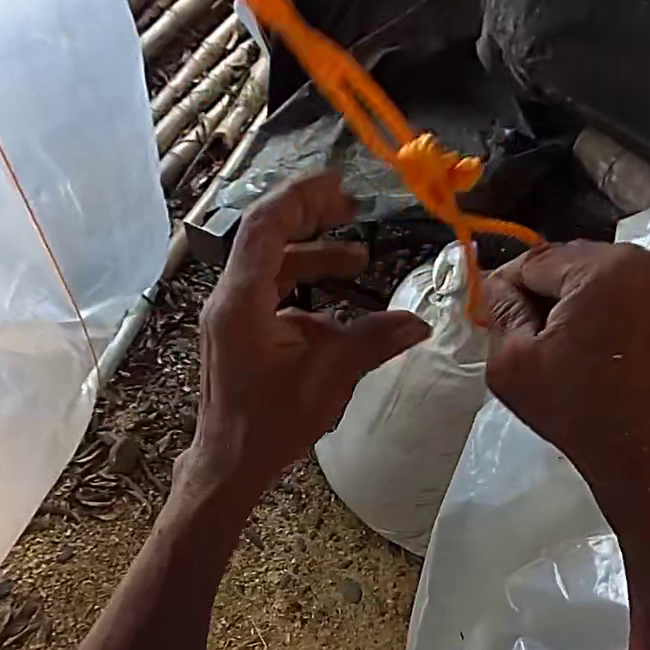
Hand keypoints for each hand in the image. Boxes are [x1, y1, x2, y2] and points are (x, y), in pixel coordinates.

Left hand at [182, 171, 431, 498]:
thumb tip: (418, 323)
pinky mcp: (238, 333)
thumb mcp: (329, 379)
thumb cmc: (269, 425)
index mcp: (242, 302)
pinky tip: (336, 308)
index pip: (266, 226)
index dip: (304, 197)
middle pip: (267, 238)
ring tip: (357, 259)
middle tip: (352, 211)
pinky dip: (303, 289)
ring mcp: (231, 316)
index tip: (341, 187)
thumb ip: (374, 342)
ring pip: (271, 268)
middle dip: (312, 220)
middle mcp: (230, 300)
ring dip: (312, 257)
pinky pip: (271, 295)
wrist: (230, 463)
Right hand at [483, 241, 649, 505]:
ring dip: (572, 295)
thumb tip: (496, 285)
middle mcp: (644, 259)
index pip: (534, 261)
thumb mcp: (512, 362)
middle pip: (568, 260)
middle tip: (525, 331)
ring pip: (595, 269)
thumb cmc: (573, 409)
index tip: (494, 313)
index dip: (506, 287)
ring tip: (559, 337)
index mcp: (602, 270)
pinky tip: (591, 335)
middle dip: (542, 290)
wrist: (636, 446)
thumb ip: (499, 310)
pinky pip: (624, 282)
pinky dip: (602, 300)